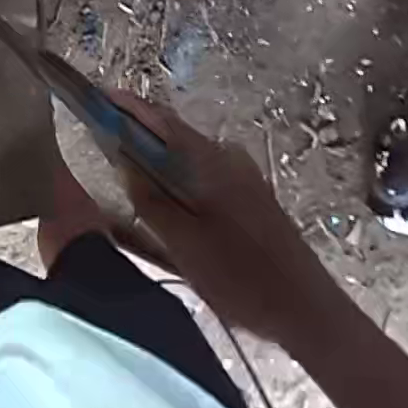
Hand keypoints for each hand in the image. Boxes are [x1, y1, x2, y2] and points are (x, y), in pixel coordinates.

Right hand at [110, 91, 335, 344]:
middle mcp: (227, 156)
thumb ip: (151, 202)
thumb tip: (123, 162)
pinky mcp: (248, 192)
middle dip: (138, 126)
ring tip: (124, 157)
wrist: (308, 310)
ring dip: (156, 149)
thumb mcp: (185, 245)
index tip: (98, 96)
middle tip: (102, 129)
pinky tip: (164, 188)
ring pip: (188, 152)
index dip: (128, 106)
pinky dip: (175, 168)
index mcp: (211, 161)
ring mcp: (241, 173)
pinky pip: (202, 168)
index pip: (162, 120)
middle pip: (175, 132)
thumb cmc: (242, 278)